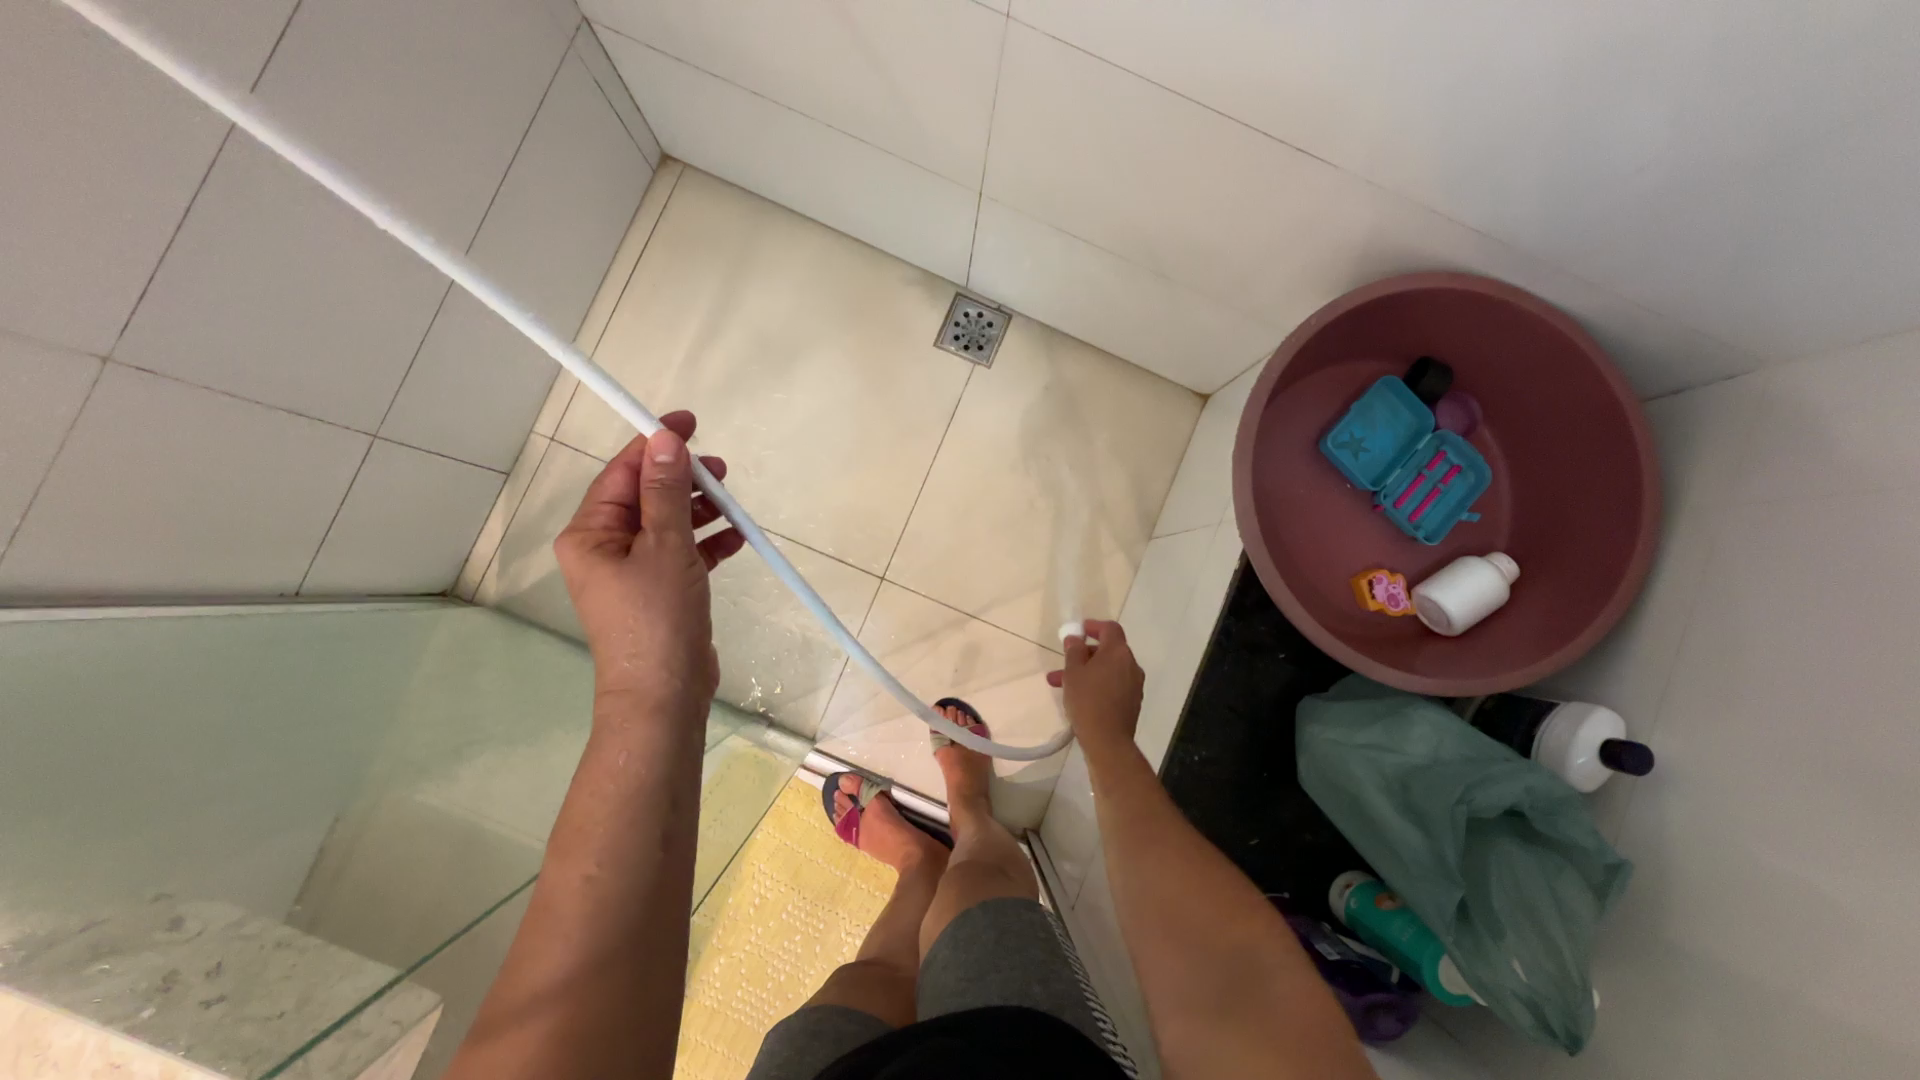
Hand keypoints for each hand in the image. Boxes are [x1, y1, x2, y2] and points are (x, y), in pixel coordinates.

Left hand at [553, 410, 745, 721]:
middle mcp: (606, 548)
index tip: (690, 422)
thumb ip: (667, 491)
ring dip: (701, 510)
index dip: (655, 444)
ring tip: (734, 501)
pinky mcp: (659, 591)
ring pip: (668, 523)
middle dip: (684, 479)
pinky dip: (708, 542)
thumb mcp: (666, 546)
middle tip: (722, 468)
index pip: (623, 473)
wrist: (664, 695)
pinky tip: (736, 536)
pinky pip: (682, 552)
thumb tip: (664, 439)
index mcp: (591, 533)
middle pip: (646, 496)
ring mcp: (633, 571)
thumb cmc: (657, 618)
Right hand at [1047, 619, 1143, 760]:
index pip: (1110, 628)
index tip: (1078, 631)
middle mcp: (1131, 665)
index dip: (1094, 626)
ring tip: (1063, 684)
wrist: (1107, 740)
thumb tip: (1076, 638)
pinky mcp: (1133, 702)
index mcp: (1118, 652)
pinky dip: (1098, 684)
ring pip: (1109, 670)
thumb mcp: (1073, 672)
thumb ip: (1074, 651)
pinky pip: (1114, 684)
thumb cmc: (1087, 701)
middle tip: (1066, 662)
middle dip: (1086, 654)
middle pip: (1109, 650)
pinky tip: (1080, 698)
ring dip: (1089, 671)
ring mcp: (1134, 684)